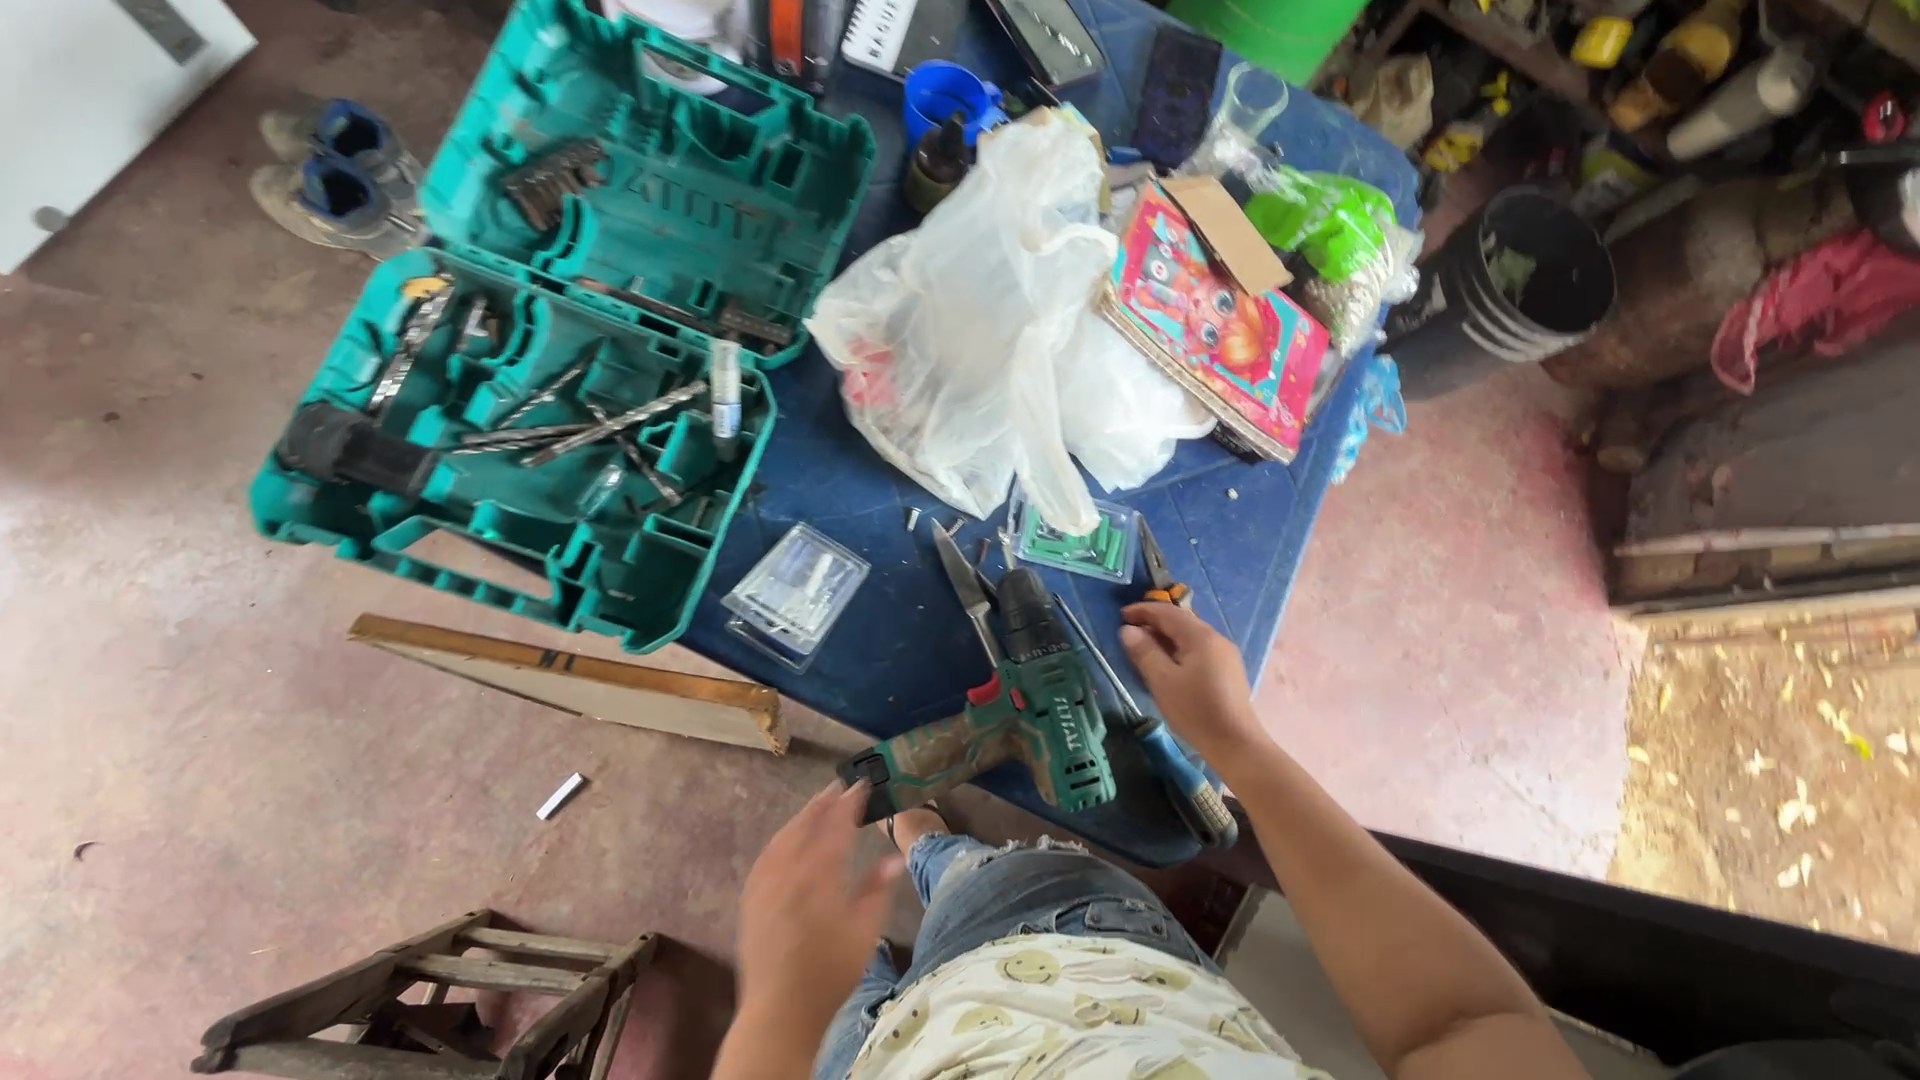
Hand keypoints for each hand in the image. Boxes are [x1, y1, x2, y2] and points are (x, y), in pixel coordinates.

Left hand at [736, 781, 902, 1036]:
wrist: (780, 1008)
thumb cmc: (830, 972)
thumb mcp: (865, 932)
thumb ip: (878, 890)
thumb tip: (894, 858)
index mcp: (821, 873)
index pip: (838, 825)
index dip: (851, 801)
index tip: (863, 784)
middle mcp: (790, 869)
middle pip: (808, 824)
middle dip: (825, 802)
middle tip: (840, 784)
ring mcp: (766, 881)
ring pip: (784, 836)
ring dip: (803, 816)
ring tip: (817, 803)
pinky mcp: (751, 897)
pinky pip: (767, 854)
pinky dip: (781, 837)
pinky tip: (786, 837)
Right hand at [1119, 603, 1268, 759]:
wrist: (1235, 743)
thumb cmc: (1195, 710)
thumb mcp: (1162, 680)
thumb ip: (1144, 651)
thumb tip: (1128, 630)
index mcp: (1200, 636)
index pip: (1167, 612)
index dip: (1142, 611)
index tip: (1121, 616)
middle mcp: (1216, 638)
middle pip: (1181, 621)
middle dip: (1154, 623)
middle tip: (1130, 633)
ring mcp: (1225, 654)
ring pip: (1190, 636)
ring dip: (1166, 637)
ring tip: (1145, 649)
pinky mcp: (1228, 670)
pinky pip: (1198, 649)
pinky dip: (1179, 649)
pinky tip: (1169, 665)